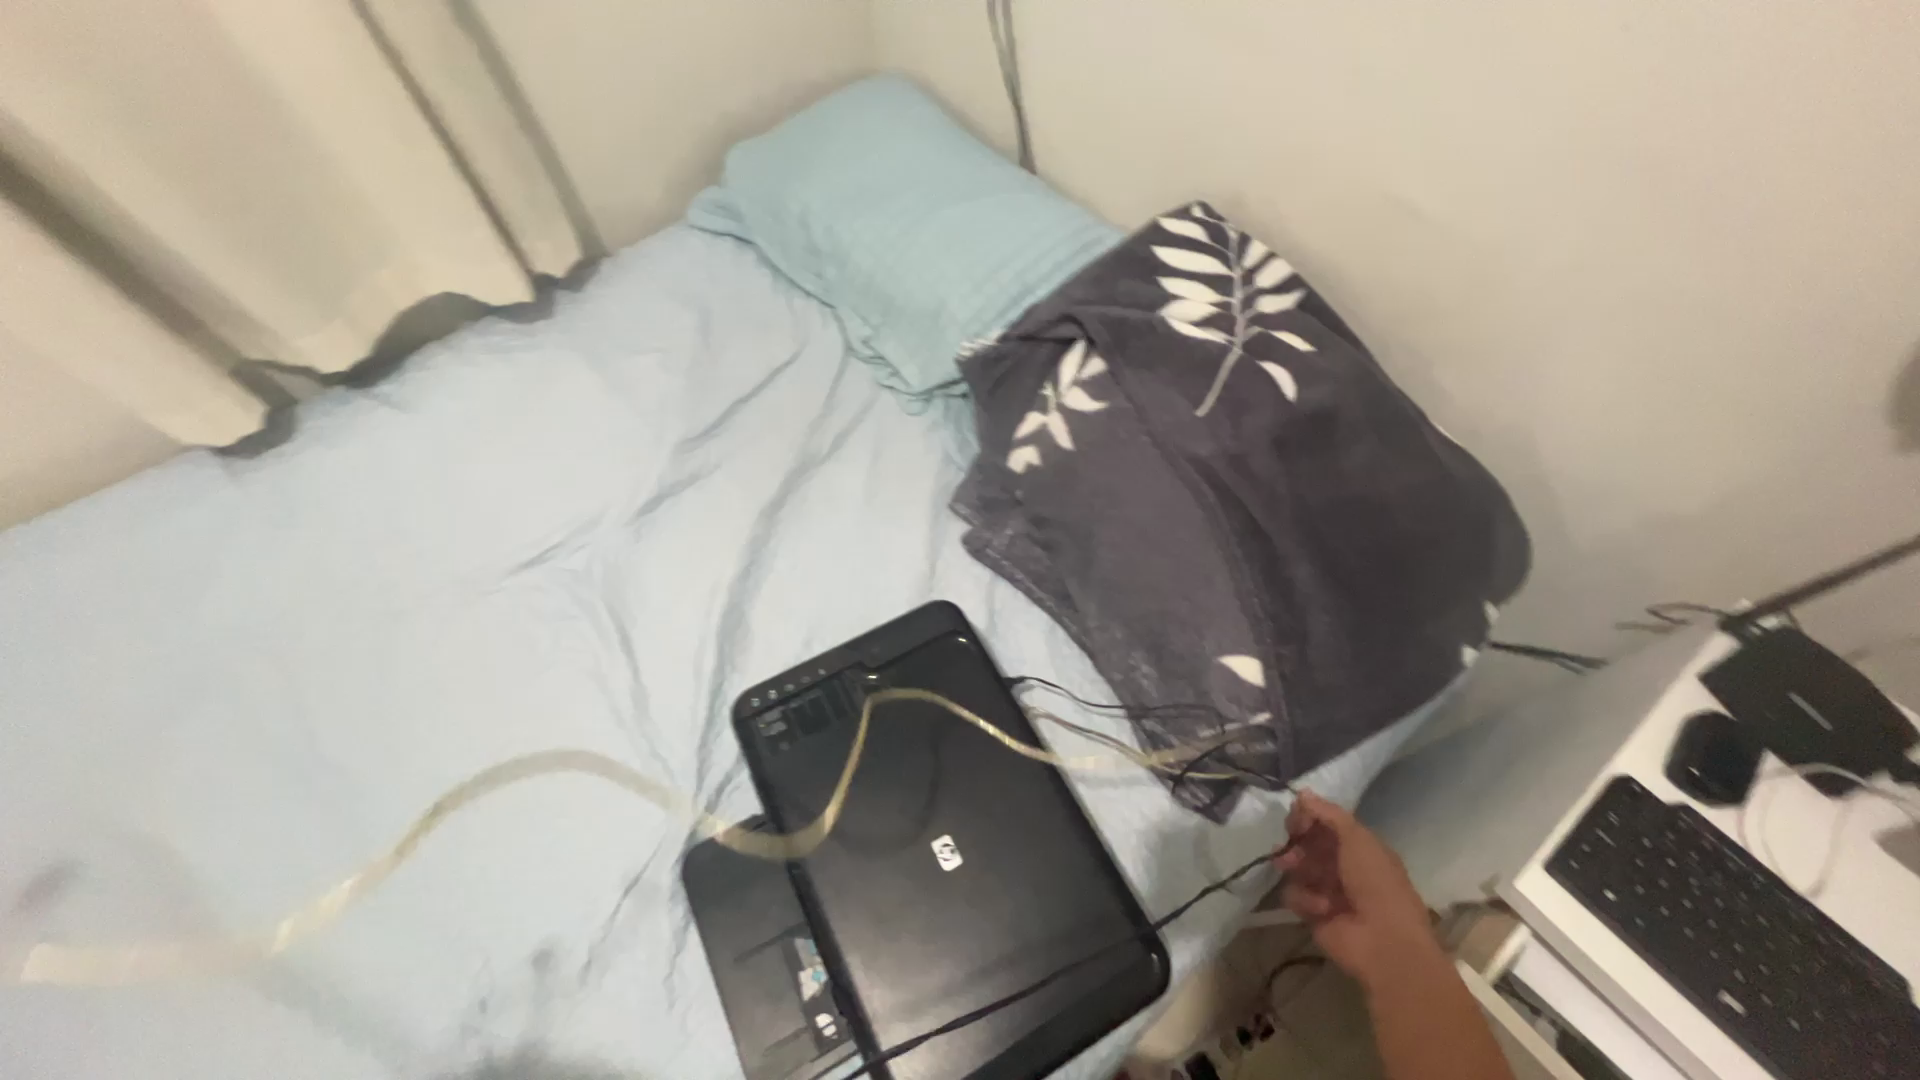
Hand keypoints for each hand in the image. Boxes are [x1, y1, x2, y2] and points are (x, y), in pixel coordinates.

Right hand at [1274, 790, 1440, 991]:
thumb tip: (1303, 793)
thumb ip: (1329, 814)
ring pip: (1297, 868)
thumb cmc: (1376, 884)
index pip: (1326, 824)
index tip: (1296, 817)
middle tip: (1289, 843)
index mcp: (1360, 849)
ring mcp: (1327, 891)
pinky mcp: (1313, 914)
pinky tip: (1319, 906)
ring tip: (1294, 869)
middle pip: (1308, 844)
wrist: (1384, 942)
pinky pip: (1294, 895)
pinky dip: (1304, 898)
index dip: (1309, 818)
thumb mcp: (1358, 840)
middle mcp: (1343, 867)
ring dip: (1296, 866)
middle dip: (1297, 841)